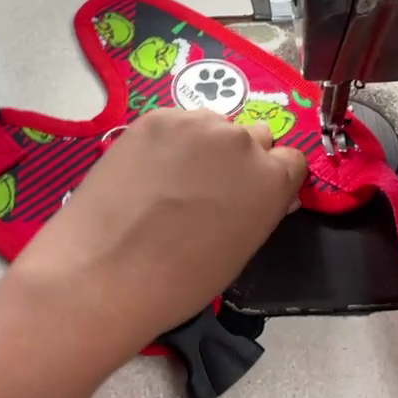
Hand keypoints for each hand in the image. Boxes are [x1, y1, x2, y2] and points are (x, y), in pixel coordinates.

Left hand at [2, 109, 307, 353]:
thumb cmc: (180, 280)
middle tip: (210, 189)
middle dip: (241, 159)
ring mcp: (195, 124)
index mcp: (271, 178)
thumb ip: (262, 210)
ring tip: (173, 179)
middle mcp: (240, 141)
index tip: (252, 194)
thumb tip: (273, 194)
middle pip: (256, 137)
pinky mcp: (155, 118)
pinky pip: (176, 123)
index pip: (291, 159)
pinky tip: (148, 171)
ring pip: (214, 125)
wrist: (105, 271)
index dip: (274, 178)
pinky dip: (170, 141)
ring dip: (205, 145)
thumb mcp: (240, 251)